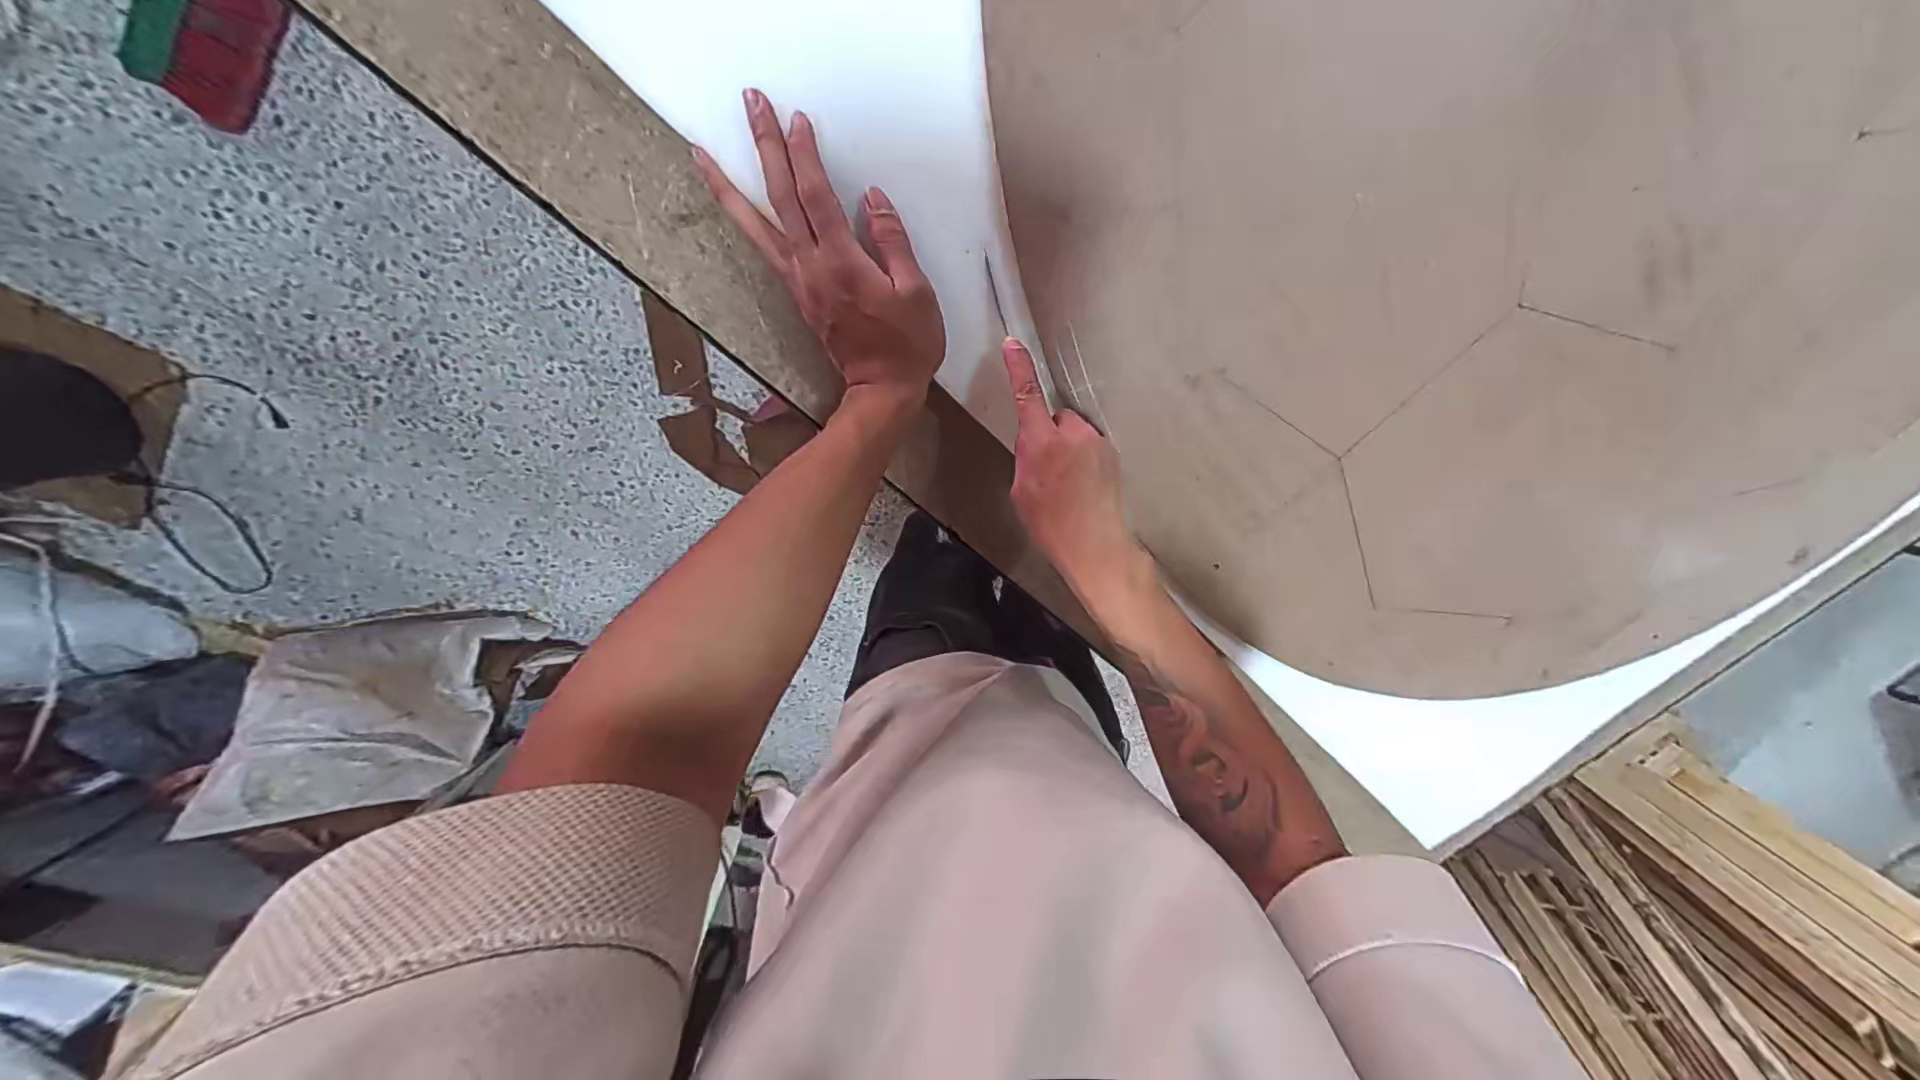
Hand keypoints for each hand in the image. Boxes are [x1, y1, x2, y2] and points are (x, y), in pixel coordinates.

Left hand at [693, 89, 944, 416]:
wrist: (881, 390)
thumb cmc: (906, 345)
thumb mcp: (915, 291)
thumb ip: (893, 241)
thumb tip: (872, 199)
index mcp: (842, 263)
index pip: (817, 195)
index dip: (805, 154)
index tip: (798, 119)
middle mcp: (811, 268)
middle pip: (780, 198)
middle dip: (766, 147)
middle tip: (752, 104)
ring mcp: (799, 282)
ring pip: (756, 226)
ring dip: (728, 187)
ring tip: (701, 155)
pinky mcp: (798, 295)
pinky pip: (765, 249)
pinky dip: (745, 222)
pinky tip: (737, 206)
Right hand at [1002, 338, 1148, 604]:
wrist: (1094, 544)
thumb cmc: (1051, 524)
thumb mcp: (1021, 491)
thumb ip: (1026, 457)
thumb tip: (1033, 444)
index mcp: (1041, 444)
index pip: (1027, 396)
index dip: (1019, 369)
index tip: (1013, 345)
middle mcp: (1072, 435)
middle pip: (1055, 418)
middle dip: (1049, 435)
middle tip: (1046, 470)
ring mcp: (1096, 443)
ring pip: (1074, 433)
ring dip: (1068, 448)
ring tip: (1068, 484)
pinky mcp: (1111, 453)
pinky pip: (1089, 446)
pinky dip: (1084, 459)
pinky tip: (1083, 486)